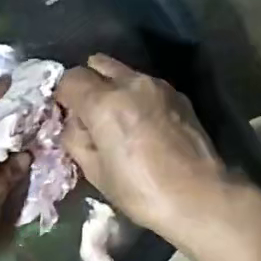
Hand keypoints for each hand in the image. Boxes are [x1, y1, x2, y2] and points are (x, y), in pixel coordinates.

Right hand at [57, 54, 230, 237]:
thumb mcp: (94, 171)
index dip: (61, 95)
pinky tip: (139, 124)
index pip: (69, 78)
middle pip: (97, 64)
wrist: (199, 196)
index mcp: (104, 102)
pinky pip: (144, 85)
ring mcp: (158, 86)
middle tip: (86, 113)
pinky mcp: (178, 95)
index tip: (63, 115)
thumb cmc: (139, 191)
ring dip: (111, 88)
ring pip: (123, 72)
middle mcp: (131, 83)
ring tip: (114, 120)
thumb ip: (75, 138)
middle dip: (86, 83)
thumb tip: (72, 122)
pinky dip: (134, 96)